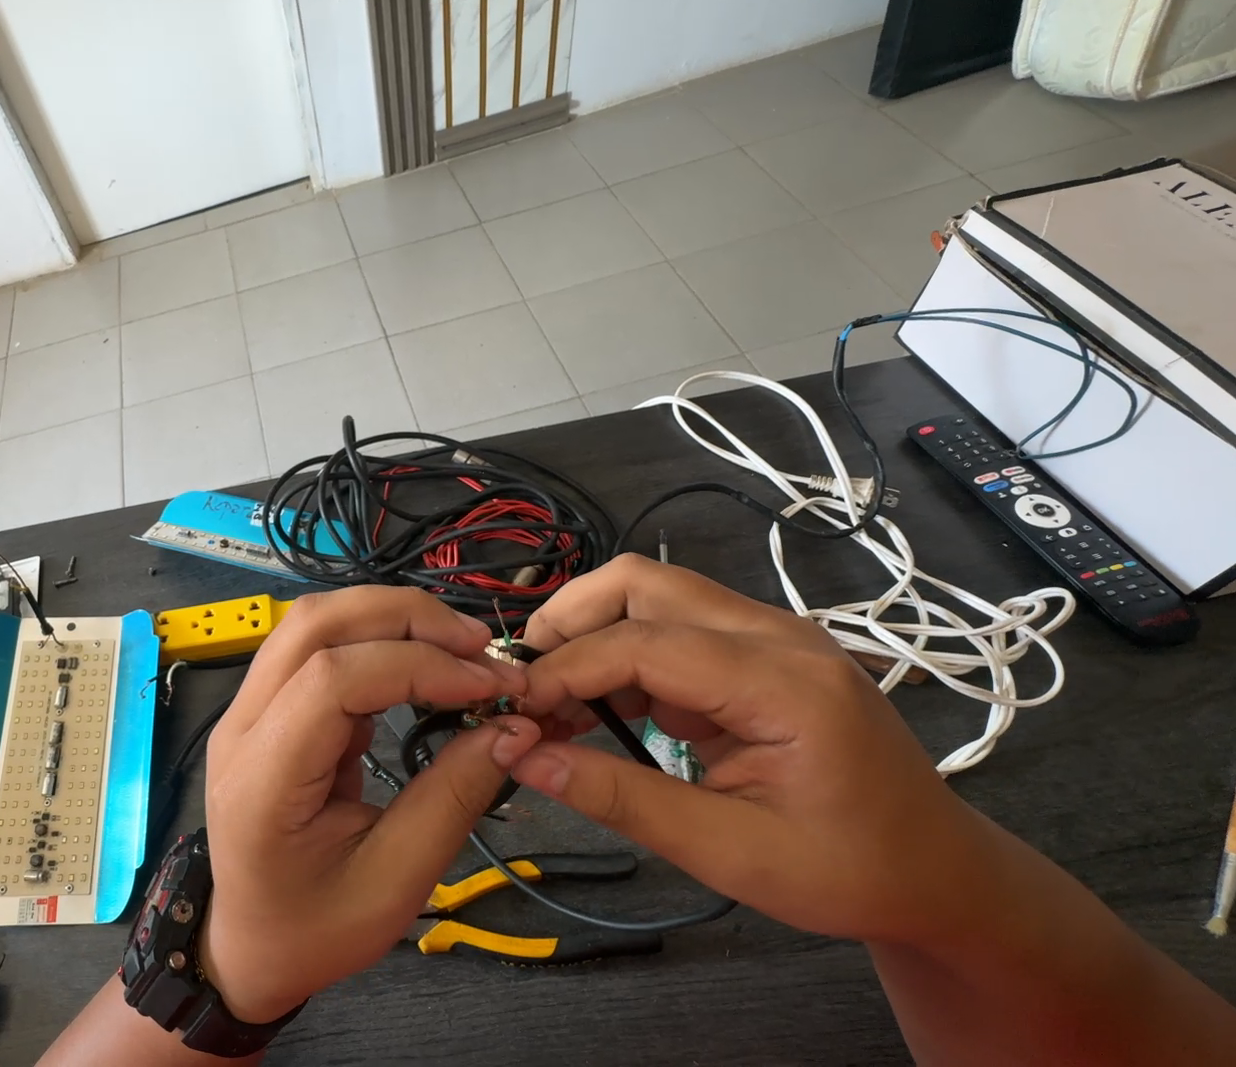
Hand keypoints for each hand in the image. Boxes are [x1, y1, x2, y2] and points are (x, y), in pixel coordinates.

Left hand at [197, 586, 541, 1021]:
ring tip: (459, 644)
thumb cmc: (315, 927)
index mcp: (261, 778)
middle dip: (404, 616)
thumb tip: (514, 728)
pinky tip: (422, 662)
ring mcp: (247, 708)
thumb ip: (451, 798)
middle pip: (314, 625)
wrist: (248, 943)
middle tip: (480, 644)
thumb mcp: (394, 882)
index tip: (487, 685)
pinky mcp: (266, 704)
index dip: (416, 665)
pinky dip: (375, 638)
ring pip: (312, 622)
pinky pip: (318, 645)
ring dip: (389, 616)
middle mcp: (241, 724)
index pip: (332, 678)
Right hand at [508, 554, 998, 945]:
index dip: (565, 667)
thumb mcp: (728, 852)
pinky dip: (616, 654)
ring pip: (648, 592)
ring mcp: (768, 633)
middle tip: (526, 683)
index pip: (644, 642)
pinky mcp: (754, 648)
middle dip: (567, 621)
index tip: (515, 709)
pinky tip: (598, 707)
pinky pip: (667, 624)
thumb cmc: (846, 871)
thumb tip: (524, 759)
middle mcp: (776, 634)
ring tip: (554, 700)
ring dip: (587, 633)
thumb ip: (621, 799)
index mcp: (785, 684)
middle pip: (640, 582)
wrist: (939, 871)